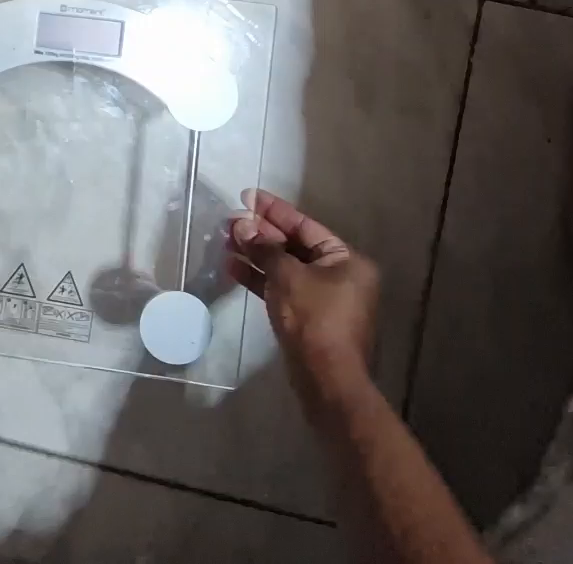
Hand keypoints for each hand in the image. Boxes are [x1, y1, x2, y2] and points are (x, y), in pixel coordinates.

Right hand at [227, 189, 379, 414]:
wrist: (325, 377)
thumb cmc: (313, 317)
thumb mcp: (287, 275)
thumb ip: (264, 247)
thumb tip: (242, 225)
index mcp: (346, 260)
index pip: (305, 225)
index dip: (274, 210)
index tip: (248, 196)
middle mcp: (339, 275)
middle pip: (294, 245)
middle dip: (261, 233)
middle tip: (230, 219)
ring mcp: (323, 297)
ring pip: (284, 267)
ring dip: (256, 254)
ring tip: (226, 240)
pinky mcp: (306, 316)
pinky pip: (281, 287)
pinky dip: (259, 278)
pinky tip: (232, 267)